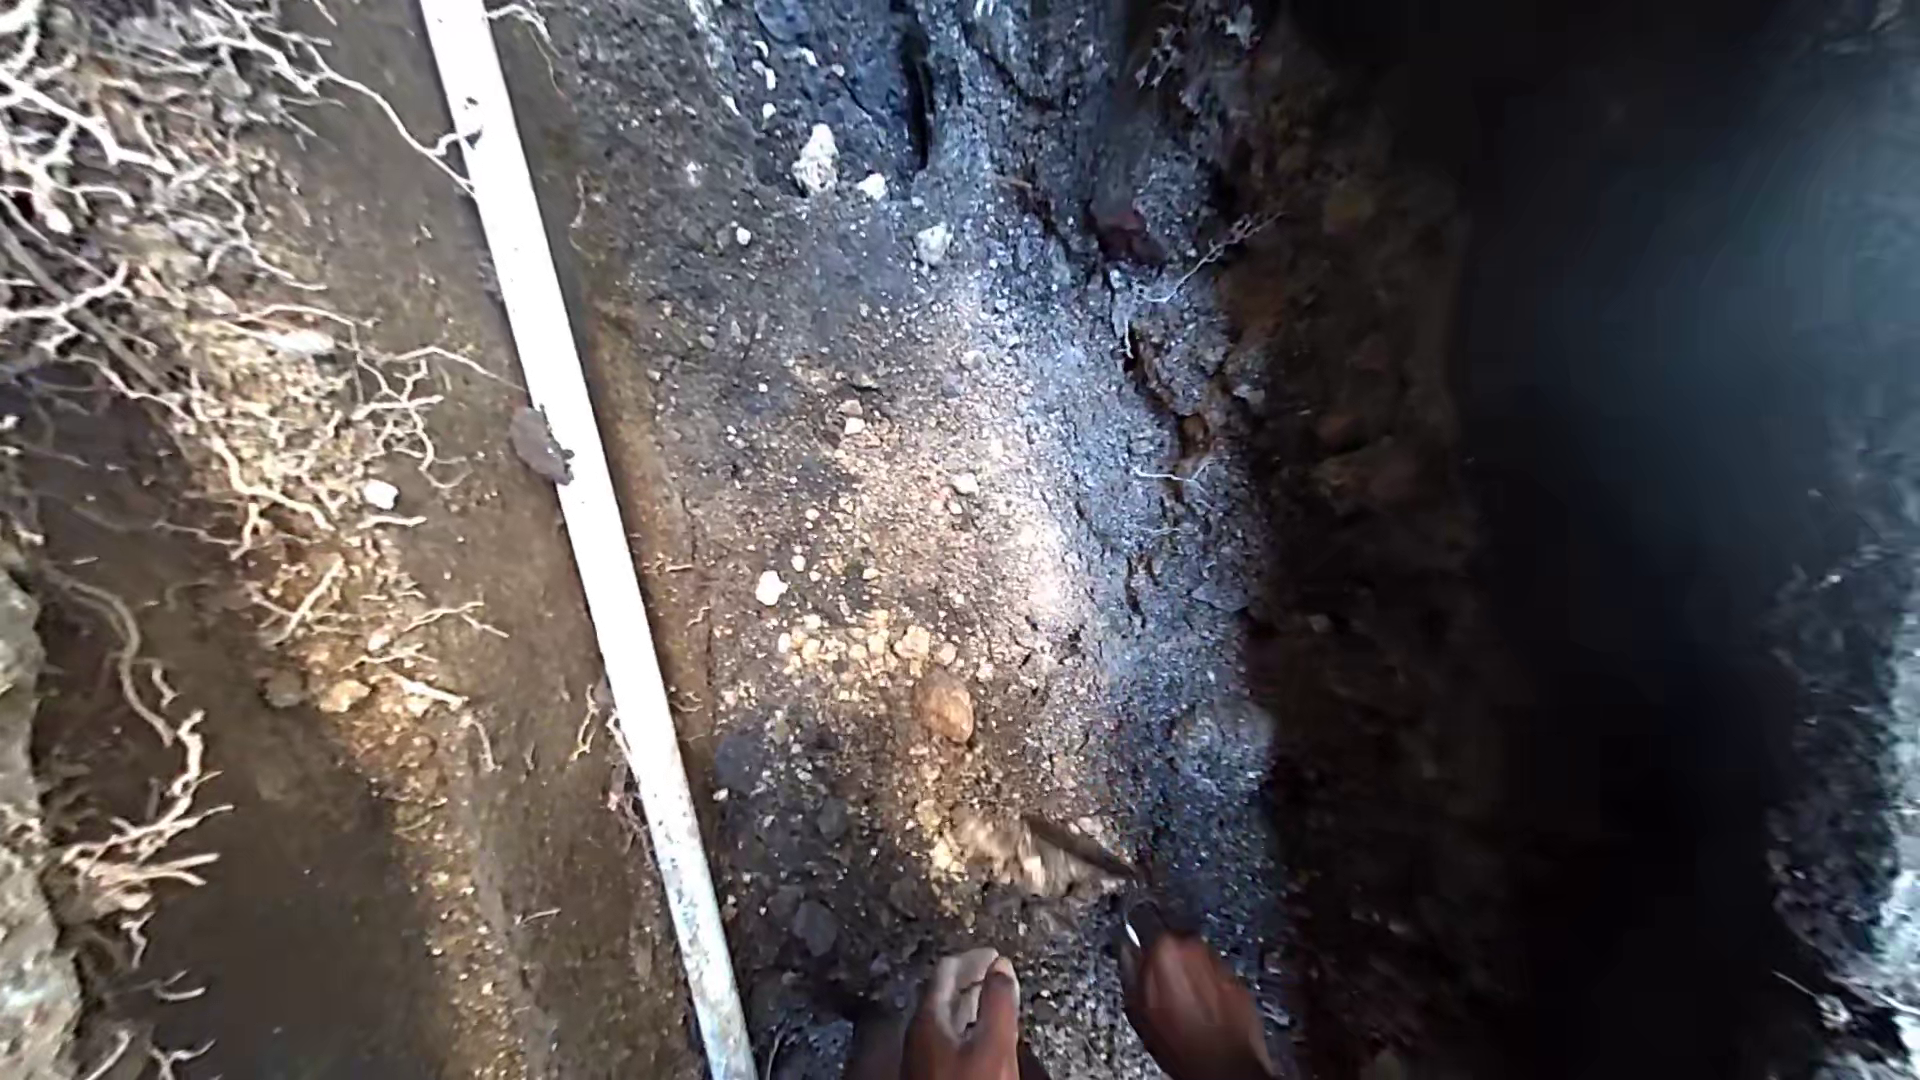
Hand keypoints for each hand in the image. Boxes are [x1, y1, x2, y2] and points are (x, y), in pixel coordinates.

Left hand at [902, 947, 1021, 1079]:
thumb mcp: (992, 1046)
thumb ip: (998, 1003)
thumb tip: (1001, 964)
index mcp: (927, 1017)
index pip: (947, 970)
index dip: (973, 958)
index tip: (997, 956)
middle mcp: (918, 1033)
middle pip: (945, 994)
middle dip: (973, 981)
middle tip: (999, 977)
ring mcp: (921, 1057)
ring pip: (947, 1021)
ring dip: (972, 1007)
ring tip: (996, 1007)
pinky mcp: (930, 1075)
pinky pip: (949, 1042)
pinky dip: (968, 1030)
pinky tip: (983, 1044)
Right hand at [1121, 907, 1274, 1079]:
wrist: (1225, 1071)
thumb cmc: (1181, 1045)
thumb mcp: (1138, 1010)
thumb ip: (1129, 970)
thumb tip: (1126, 952)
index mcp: (1163, 946)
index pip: (1143, 922)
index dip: (1139, 939)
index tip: (1139, 950)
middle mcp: (1191, 944)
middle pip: (1171, 938)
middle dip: (1167, 956)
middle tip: (1163, 983)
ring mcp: (1216, 959)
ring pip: (1193, 954)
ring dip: (1188, 968)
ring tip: (1185, 999)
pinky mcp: (1236, 977)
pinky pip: (1214, 971)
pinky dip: (1208, 983)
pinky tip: (1203, 1006)